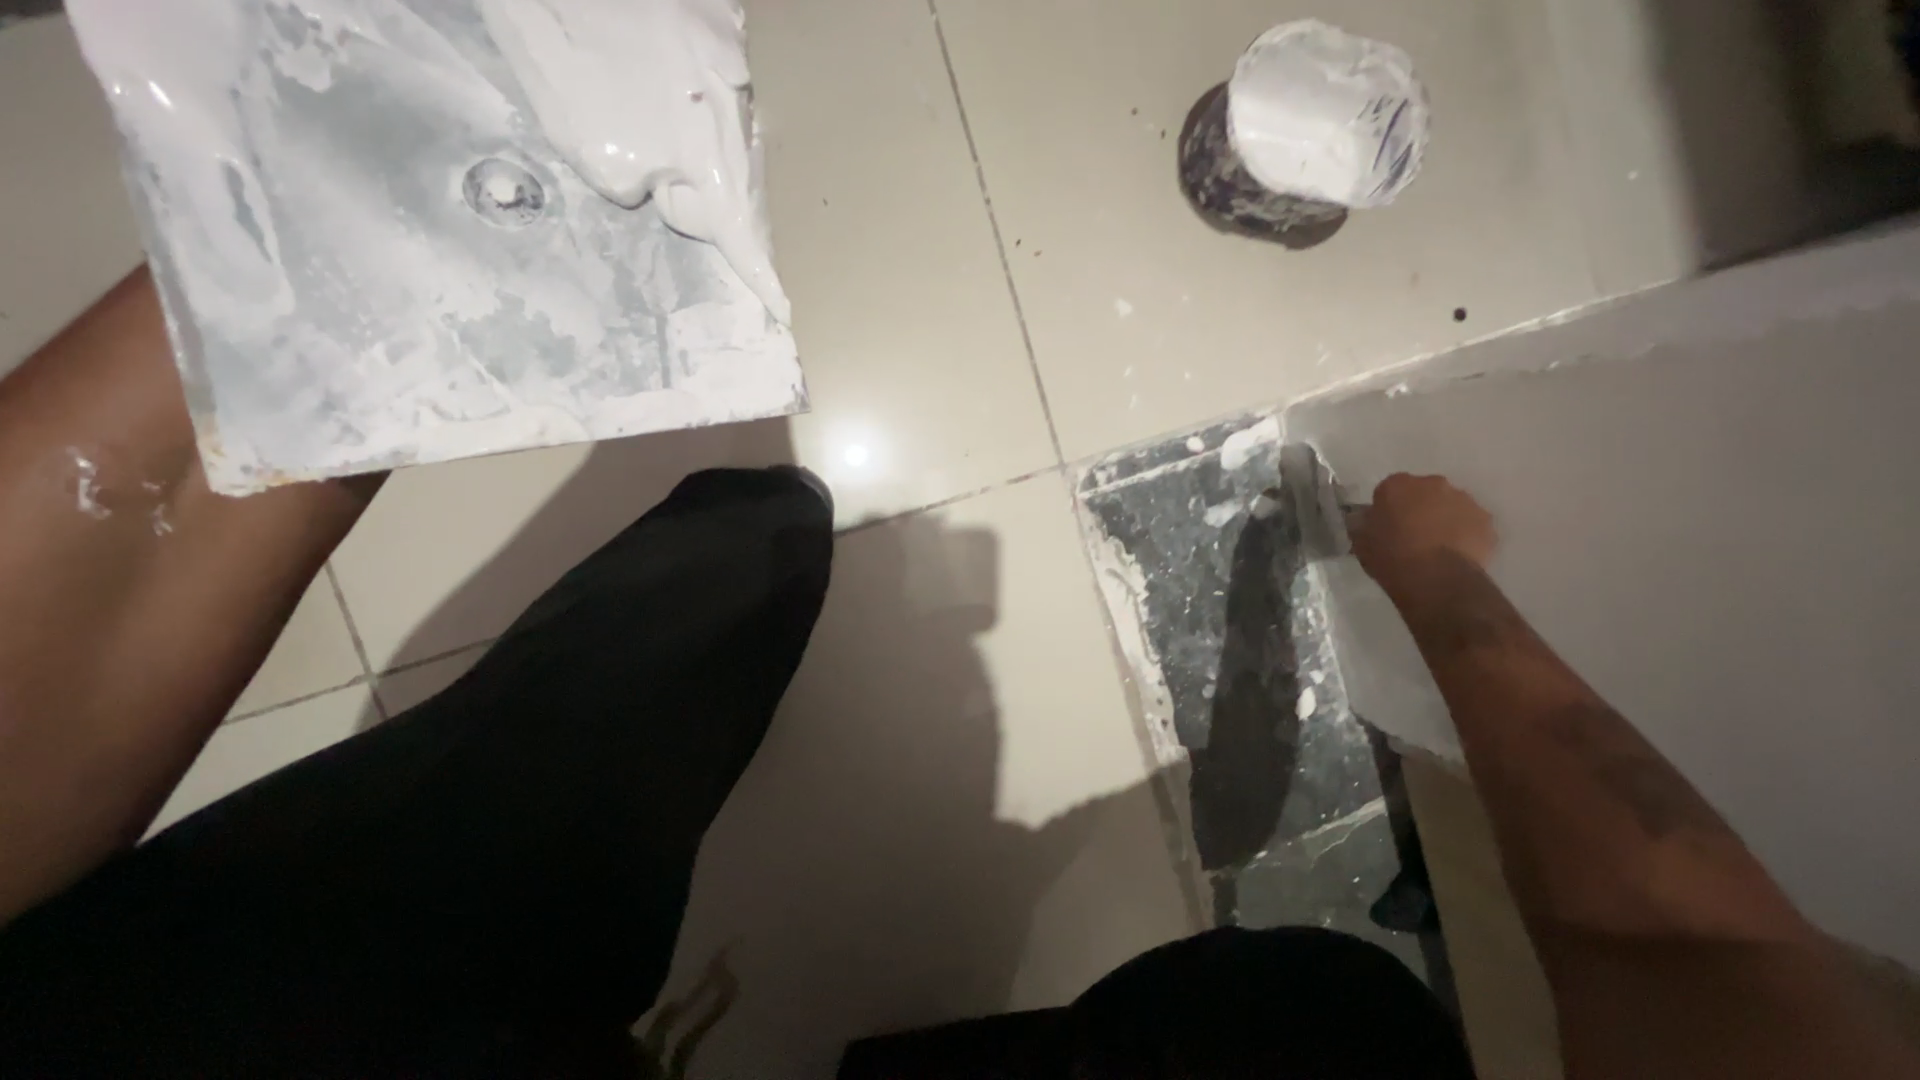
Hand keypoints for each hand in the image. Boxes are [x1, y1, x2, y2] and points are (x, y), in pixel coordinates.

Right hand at [1350, 474, 1496, 590]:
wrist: (1435, 578)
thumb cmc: (1391, 557)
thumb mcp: (1361, 541)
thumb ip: (1364, 524)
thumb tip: (1366, 519)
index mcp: (1397, 485)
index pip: (1389, 489)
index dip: (1388, 508)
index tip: (1386, 526)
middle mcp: (1433, 484)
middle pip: (1424, 492)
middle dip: (1419, 508)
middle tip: (1412, 535)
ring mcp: (1464, 500)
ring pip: (1451, 506)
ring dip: (1444, 519)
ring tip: (1436, 548)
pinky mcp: (1485, 521)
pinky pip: (1471, 524)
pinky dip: (1464, 534)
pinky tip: (1455, 554)